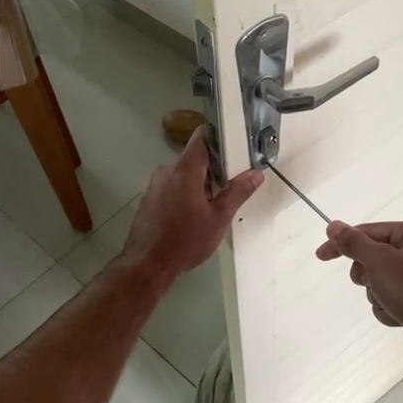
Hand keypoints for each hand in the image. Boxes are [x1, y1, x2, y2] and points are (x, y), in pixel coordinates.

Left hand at [120, 127, 262, 280]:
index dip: (219, 137)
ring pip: (182, 175)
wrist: (148, 265)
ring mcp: (155, 185)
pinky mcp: (149, 200)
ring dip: (199, 184)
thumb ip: (237, 192)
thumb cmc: (186, 240)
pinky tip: (192, 215)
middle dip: (213, 168)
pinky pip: (171, 187)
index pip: (201, 137)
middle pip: (194, 159)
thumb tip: (255, 174)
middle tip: (231, 185)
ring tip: (213, 205)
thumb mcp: (219, 218)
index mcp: (185, 170)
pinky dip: (184, 194)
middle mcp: (166, 171)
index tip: (235, 146)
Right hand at [315, 220, 402, 362]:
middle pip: (372, 258)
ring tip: (393, 304)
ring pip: (379, 282)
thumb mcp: (379, 261)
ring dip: (378, 296)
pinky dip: (390, 309)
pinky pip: (391, 299)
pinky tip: (401, 316)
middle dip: (369, 277)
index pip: (368, 232)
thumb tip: (334, 226)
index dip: (342, 244)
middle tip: (375, 284)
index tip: (321, 255)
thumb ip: (354, 243)